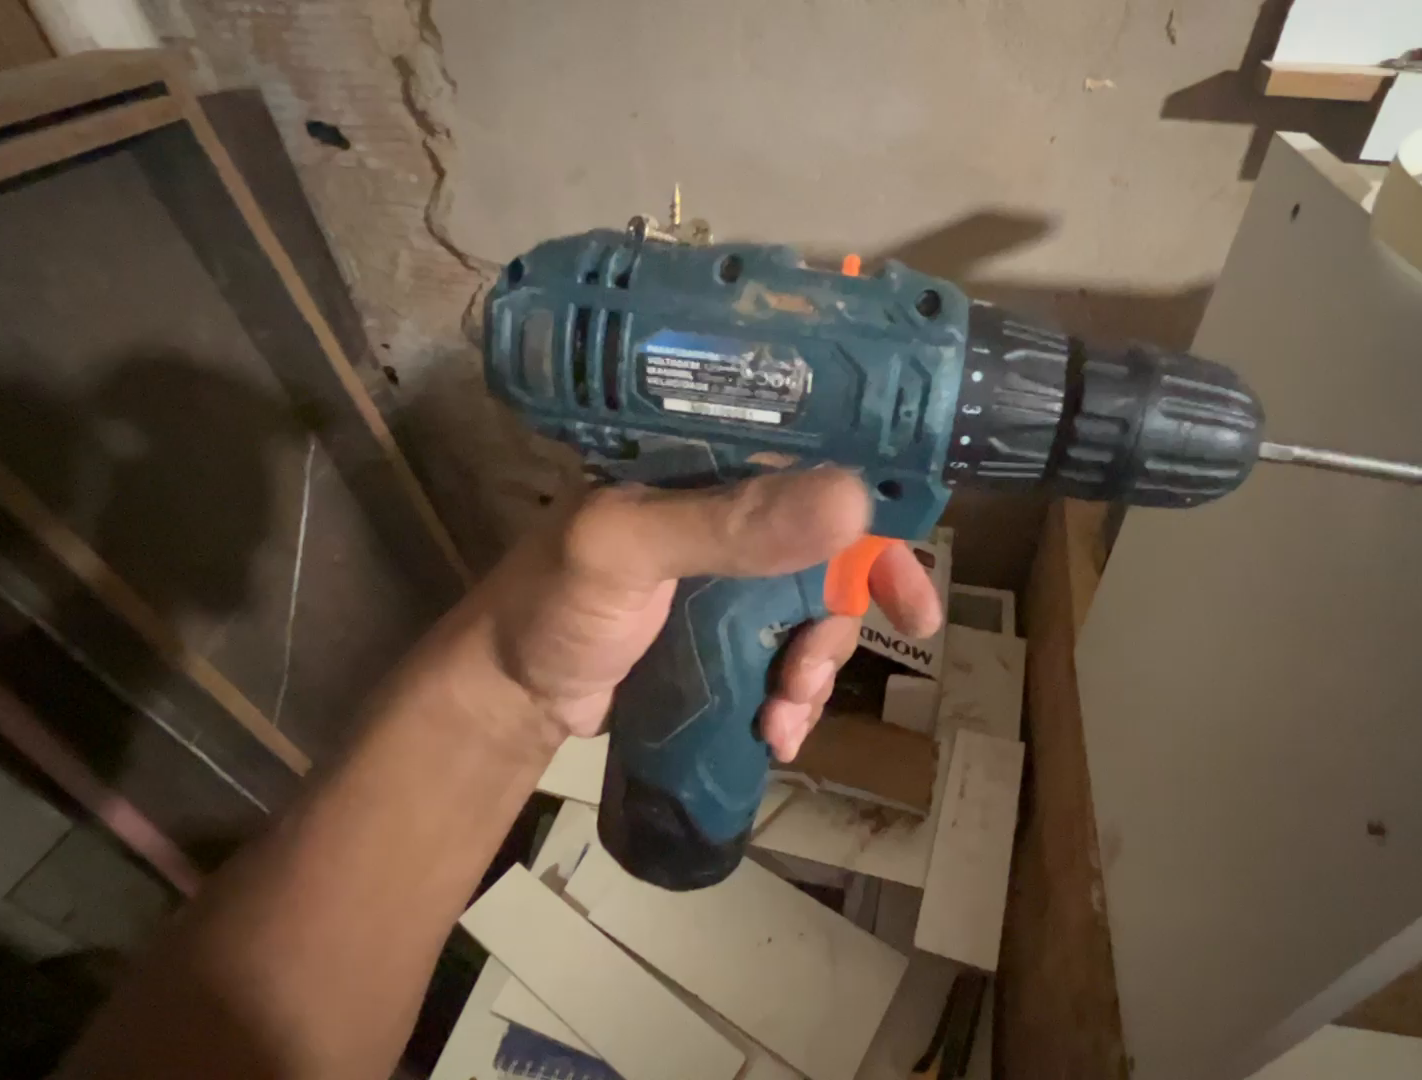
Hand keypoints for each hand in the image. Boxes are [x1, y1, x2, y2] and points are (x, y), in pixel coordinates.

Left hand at [435, 468, 941, 760]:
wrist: (510, 694)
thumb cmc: (553, 604)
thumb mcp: (627, 550)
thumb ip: (728, 524)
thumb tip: (853, 501)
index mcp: (712, 472)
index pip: (817, 471)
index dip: (876, 523)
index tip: (911, 591)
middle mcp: (734, 517)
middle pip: (832, 554)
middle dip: (846, 618)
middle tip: (844, 662)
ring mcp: (734, 582)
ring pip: (817, 617)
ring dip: (815, 673)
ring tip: (783, 715)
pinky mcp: (729, 638)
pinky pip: (790, 661)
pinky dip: (796, 701)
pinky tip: (775, 734)